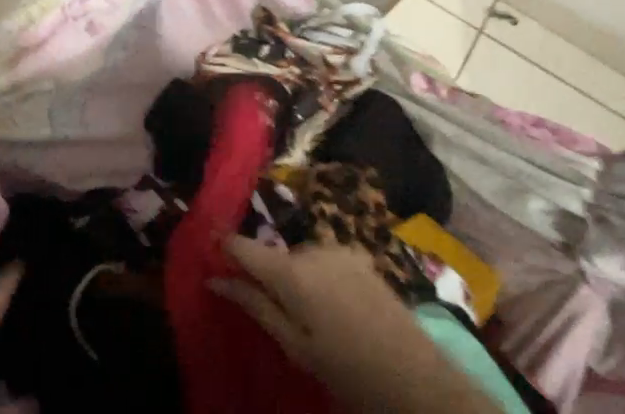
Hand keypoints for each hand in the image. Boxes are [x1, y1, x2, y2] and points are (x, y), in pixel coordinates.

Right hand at [213, 237, 498, 413]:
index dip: (221, 243)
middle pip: (273, 254)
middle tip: (272, 309)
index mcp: (289, 271)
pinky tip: (334, 308)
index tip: (206, 245)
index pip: (241, 244)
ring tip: (309, 316)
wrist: (419, 381)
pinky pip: (325, 260)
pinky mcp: (363, 258)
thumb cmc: (347, 369)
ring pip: (300, 256)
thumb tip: (214, 279)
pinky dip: (319, 275)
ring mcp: (341, 250)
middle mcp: (312, 249)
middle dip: (266, 273)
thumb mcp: (294, 345)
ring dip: (296, 276)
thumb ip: (254, 304)